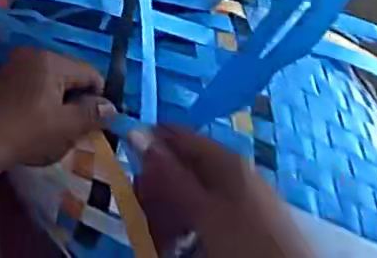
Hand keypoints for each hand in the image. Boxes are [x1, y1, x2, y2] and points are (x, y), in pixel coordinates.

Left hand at [0, 47, 109, 169]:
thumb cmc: (27, 131)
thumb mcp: (66, 127)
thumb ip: (91, 114)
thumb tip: (110, 106)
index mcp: (50, 60)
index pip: (89, 72)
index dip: (100, 98)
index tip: (99, 124)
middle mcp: (32, 54)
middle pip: (70, 74)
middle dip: (79, 100)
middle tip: (79, 130)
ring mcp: (15, 63)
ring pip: (52, 80)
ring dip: (60, 102)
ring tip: (59, 130)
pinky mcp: (4, 76)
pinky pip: (34, 84)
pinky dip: (42, 100)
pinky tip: (38, 123)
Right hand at [133, 125, 314, 257]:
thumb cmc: (248, 246)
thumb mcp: (203, 210)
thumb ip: (168, 171)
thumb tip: (133, 131)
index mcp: (225, 160)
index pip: (175, 134)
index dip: (149, 144)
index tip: (128, 165)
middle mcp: (232, 173)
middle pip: (180, 165)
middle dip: (157, 186)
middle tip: (143, 208)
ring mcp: (241, 201)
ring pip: (189, 193)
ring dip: (168, 210)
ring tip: (161, 234)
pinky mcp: (246, 227)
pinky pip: (205, 214)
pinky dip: (187, 224)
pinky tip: (179, 242)